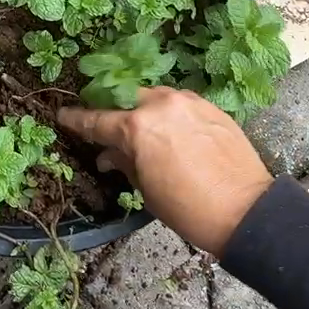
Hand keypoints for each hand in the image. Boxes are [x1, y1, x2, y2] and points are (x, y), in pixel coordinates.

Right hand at [58, 87, 272, 254]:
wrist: (245, 211)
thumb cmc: (187, 208)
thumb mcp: (145, 189)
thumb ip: (123, 162)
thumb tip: (108, 155)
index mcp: (136, 127)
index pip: (97, 120)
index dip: (77, 120)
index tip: (63, 116)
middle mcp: (159, 104)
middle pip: (125, 100)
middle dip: (113, 112)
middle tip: (108, 128)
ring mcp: (187, 101)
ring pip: (153, 98)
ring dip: (142, 111)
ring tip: (143, 132)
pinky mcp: (209, 106)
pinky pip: (178, 103)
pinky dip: (168, 114)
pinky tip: (171, 133)